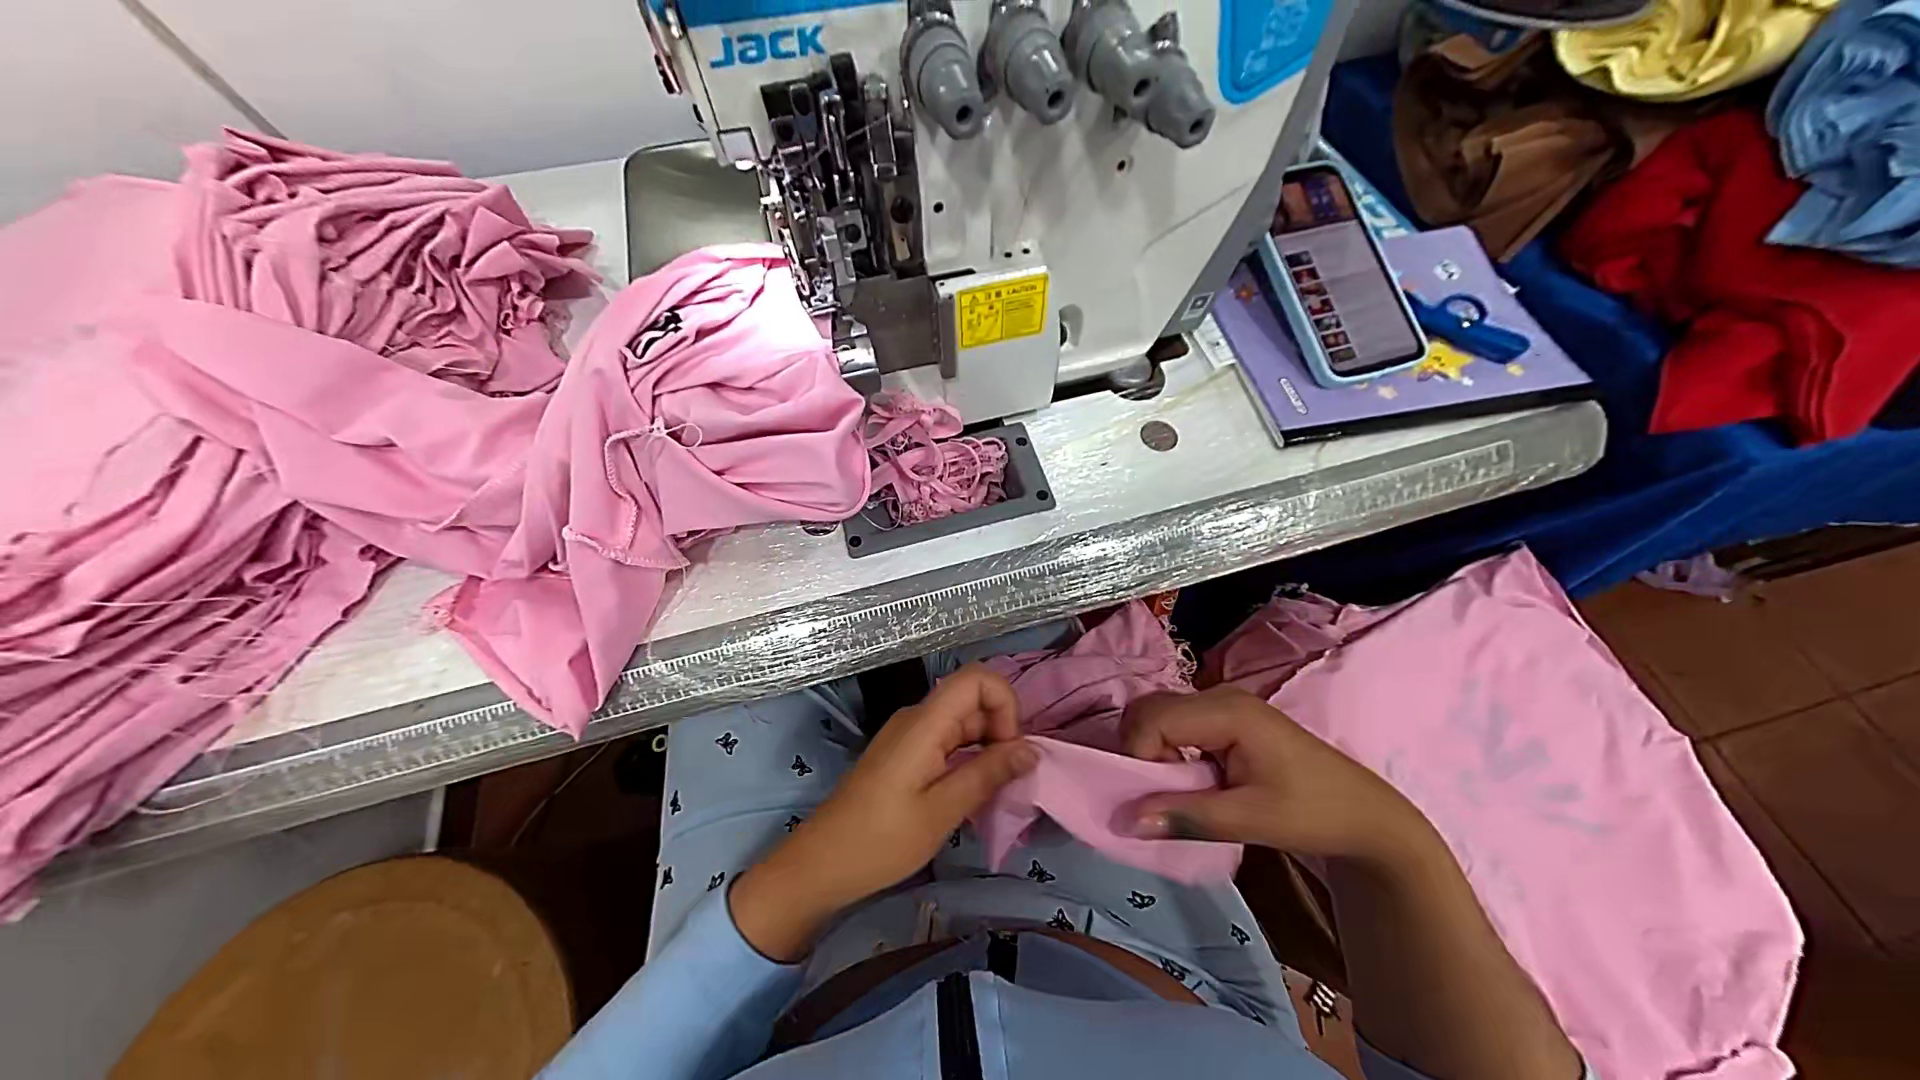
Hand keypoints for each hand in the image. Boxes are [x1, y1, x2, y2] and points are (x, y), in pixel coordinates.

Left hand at [730, 665, 1038, 960]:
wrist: (822, 864)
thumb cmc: (881, 840)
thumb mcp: (942, 811)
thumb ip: (988, 774)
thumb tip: (1032, 749)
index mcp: (924, 723)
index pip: (977, 679)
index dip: (1005, 704)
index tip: (1010, 750)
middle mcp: (917, 719)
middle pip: (973, 701)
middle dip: (1002, 733)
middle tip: (1008, 782)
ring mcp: (910, 736)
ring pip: (964, 724)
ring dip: (987, 751)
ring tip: (994, 794)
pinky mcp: (906, 755)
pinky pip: (948, 743)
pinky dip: (969, 761)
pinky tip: (973, 796)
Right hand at [1122, 686, 1430, 865]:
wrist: (1366, 815)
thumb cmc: (1314, 813)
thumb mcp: (1252, 821)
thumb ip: (1187, 816)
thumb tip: (1126, 821)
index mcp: (1228, 711)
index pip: (1153, 718)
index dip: (1138, 756)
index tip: (1148, 798)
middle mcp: (1219, 696)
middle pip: (1149, 709)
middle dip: (1140, 750)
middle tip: (1156, 793)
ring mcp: (1222, 704)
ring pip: (1158, 715)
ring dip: (1151, 752)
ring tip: (1174, 790)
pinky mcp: (1224, 719)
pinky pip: (1175, 724)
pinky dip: (1165, 750)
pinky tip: (1187, 780)